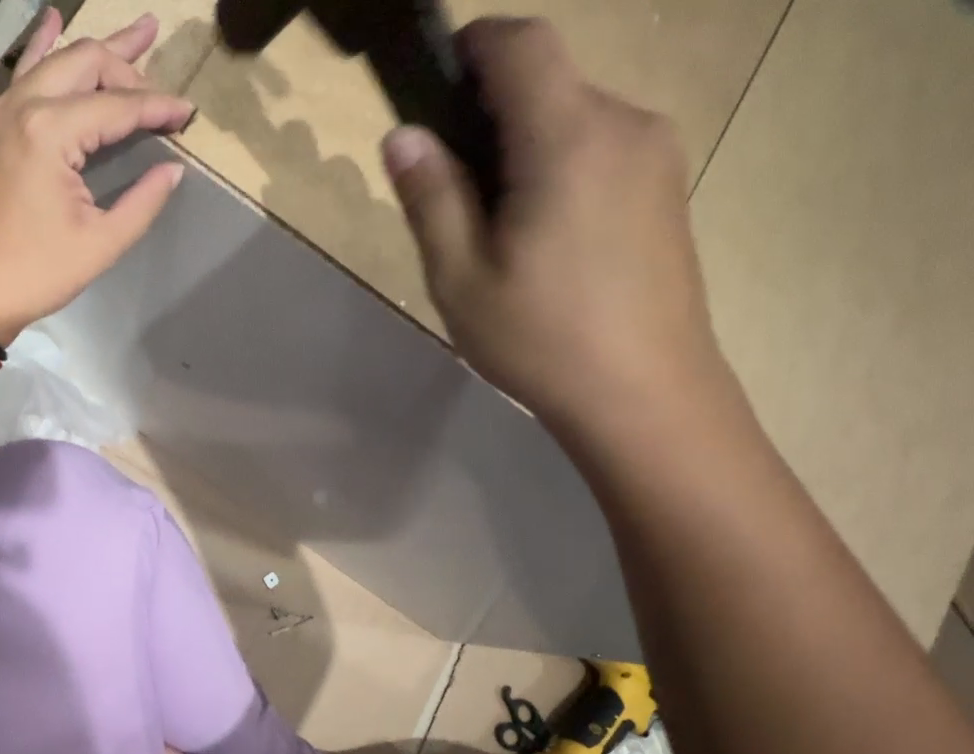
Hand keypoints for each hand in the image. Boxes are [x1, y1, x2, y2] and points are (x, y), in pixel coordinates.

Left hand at [0, 8, 195, 345]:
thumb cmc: (34, 275)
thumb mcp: (100, 244)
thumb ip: (142, 201)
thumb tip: (173, 170)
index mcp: (50, 131)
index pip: (118, 106)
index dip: (158, 108)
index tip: (187, 117)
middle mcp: (21, 107)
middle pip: (86, 63)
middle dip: (129, 66)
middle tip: (160, 78)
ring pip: (54, 61)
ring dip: (96, 50)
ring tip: (138, 31)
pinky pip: (20, 76)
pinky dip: (41, 48)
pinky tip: (52, 21)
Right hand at [383, 19, 737, 431]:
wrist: (645, 392)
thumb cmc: (539, 338)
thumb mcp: (459, 275)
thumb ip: (431, 195)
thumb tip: (403, 135)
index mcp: (569, 138)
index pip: (524, 44)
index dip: (472, 45)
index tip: (431, 84)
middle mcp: (625, 125)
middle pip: (547, 80)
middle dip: (488, 111)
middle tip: (446, 188)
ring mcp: (656, 152)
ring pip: (572, 114)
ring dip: (520, 142)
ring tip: (489, 224)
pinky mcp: (666, 183)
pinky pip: (599, 144)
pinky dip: (555, 162)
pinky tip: (536, 234)